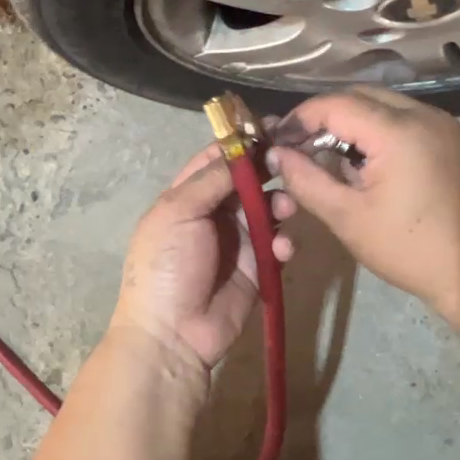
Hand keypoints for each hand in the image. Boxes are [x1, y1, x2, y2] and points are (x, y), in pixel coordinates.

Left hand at [109, 144, 296, 372]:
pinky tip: (282, 250)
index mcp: (185, 197)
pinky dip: (284, 243)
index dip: (241, 144)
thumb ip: (211, 179)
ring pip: (267, 211)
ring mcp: (237, 242)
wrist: (173, 332)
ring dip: (280, 205)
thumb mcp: (178, 212)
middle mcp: (212, 215)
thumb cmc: (167, 265)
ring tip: (286, 210)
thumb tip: (240, 150)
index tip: (271, 126)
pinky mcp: (257, 269)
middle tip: (293, 162)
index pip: (216, 160)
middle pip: (247, 183)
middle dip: (270, 172)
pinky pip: (277, 246)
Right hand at [267, 86, 459, 326]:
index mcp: (398, 132)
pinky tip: (356, 159)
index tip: (276, 141)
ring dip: (347, 121)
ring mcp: (440, 123)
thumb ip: (306, 179)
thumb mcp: (346, 216)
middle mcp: (422, 115)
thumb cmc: (406, 248)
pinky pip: (400, 117)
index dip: (300, 118)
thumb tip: (276, 154)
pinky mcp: (447, 136)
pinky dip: (372, 129)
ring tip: (320, 152)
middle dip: (322, 116)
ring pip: (380, 104)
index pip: (335, 104)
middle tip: (294, 146)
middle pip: (358, 96)